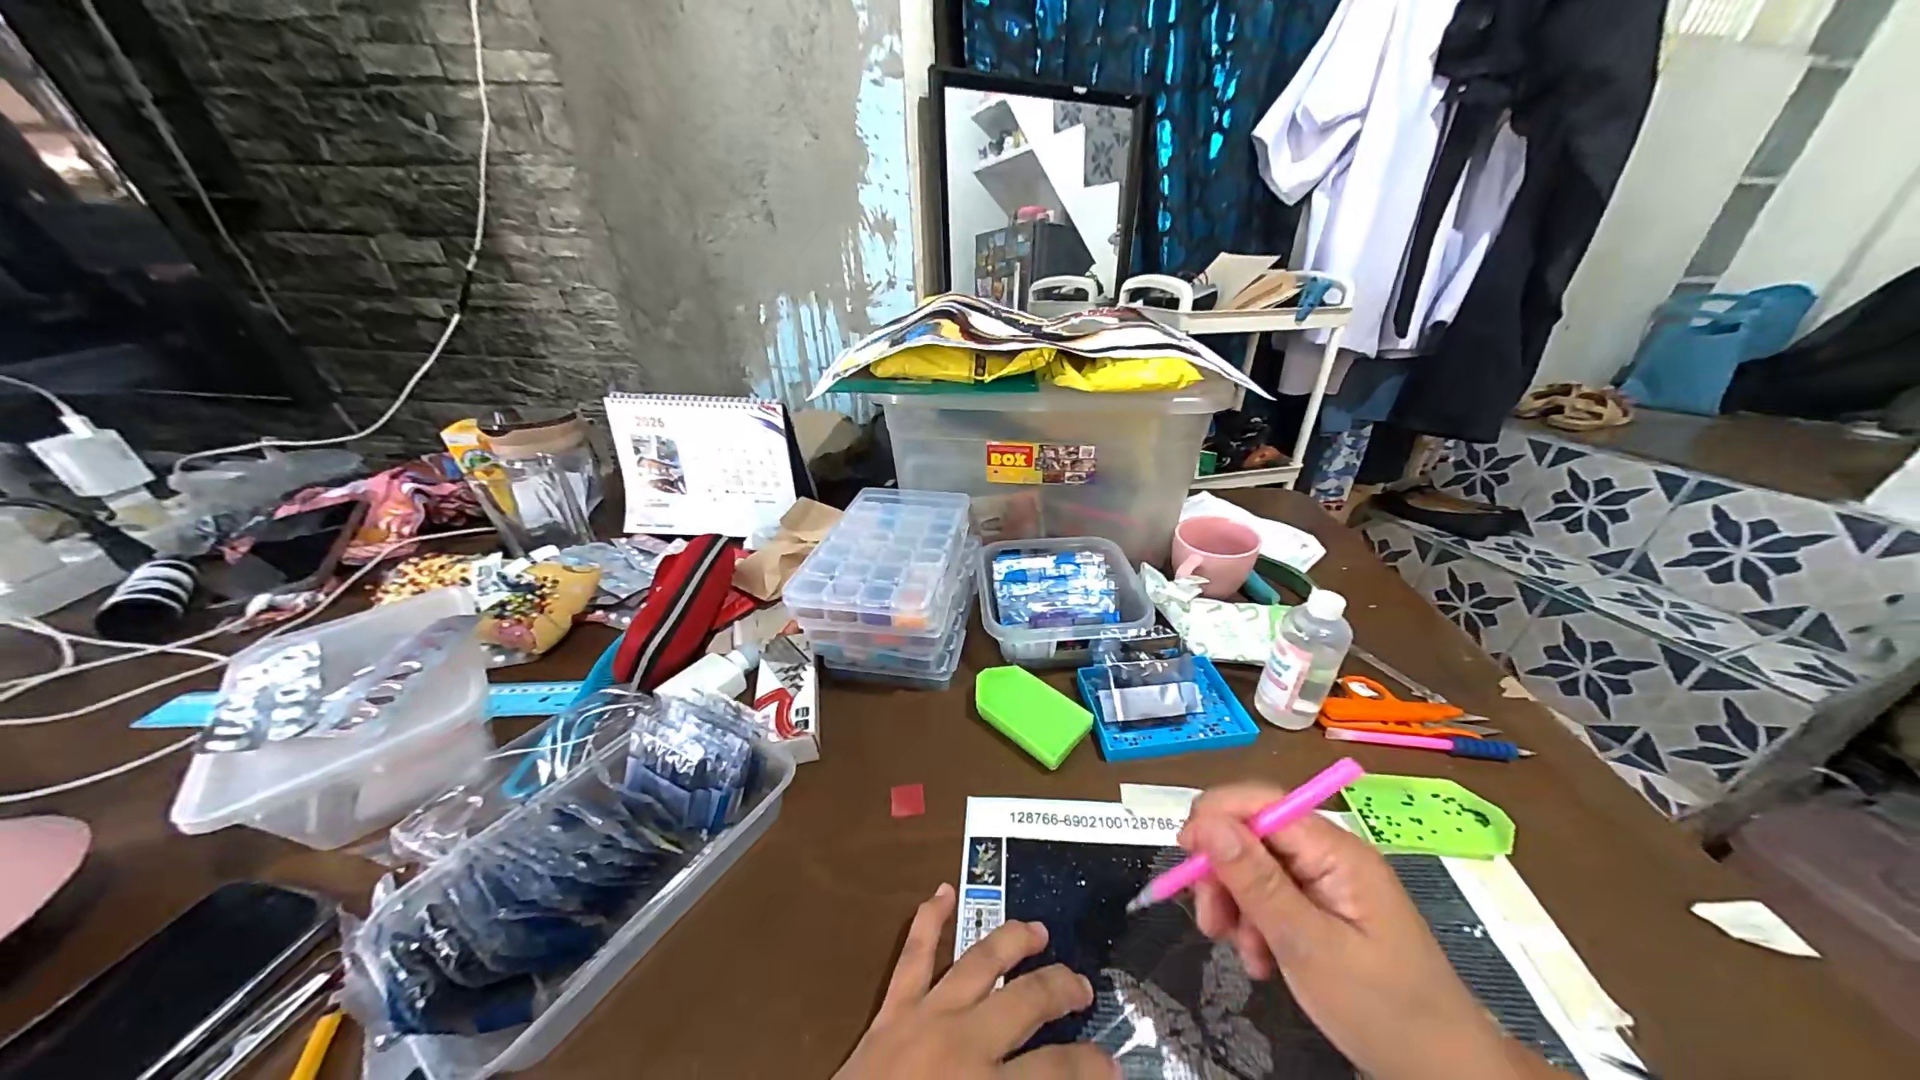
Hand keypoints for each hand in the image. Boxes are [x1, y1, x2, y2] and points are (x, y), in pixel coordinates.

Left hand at [836, 883, 1117, 1079]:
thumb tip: (1050, 1076)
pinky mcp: (893, 1008)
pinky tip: (942, 890)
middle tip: (1081, 985)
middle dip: (1061, 989)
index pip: (1057, 1070)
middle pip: (1027, 1001)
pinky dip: (927, 920)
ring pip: (979, 962)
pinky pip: (913, 955)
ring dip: (1012, 941)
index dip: (1091, 1066)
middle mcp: (964, 1042)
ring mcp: (926, 1015)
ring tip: (1037, 930)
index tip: (1110, 1064)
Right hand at [1178, 783, 1555, 1079]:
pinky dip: (1254, 923)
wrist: (1447, 1076)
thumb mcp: (1308, 946)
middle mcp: (1328, 854)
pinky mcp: (1323, 908)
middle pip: (1252, 835)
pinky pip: (1271, 897)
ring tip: (1239, 951)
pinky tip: (1260, 960)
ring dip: (1235, 904)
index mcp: (1334, 850)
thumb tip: (1205, 821)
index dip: (1215, 817)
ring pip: (1254, 868)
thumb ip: (1255, 880)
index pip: (1260, 802)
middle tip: (1209, 922)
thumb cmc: (1384, 1010)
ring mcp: (1326, 882)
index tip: (1184, 855)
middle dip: (1221, 872)